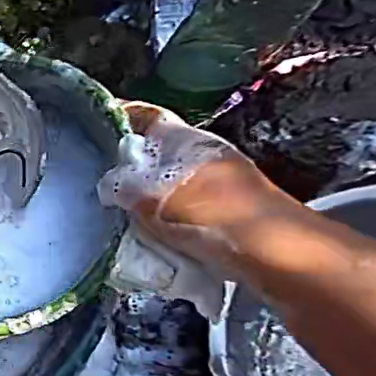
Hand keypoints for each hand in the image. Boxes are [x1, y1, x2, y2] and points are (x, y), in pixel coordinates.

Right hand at [97, 101, 289, 268]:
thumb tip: (110, 186)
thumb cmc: (221, 220)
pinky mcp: (222, 219)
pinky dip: (162, 226)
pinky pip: (179, 216)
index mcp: (190, 143)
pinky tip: (151, 242)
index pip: (149, 117)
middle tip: (97, 182)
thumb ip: (128, 191)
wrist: (284, 259)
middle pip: (154, 156)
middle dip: (125, 169)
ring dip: (143, 203)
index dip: (120, 116)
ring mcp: (215, 189)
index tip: (91, 125)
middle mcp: (203, 160)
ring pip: (165, 188)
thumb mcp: (160, 202)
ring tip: (118, 218)